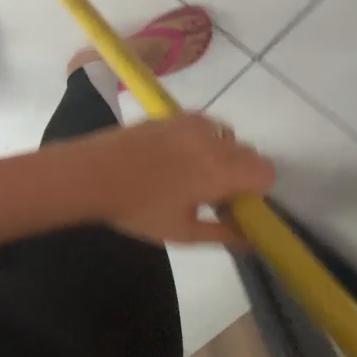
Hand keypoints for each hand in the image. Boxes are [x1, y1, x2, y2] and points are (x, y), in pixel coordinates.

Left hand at [82, 114, 275, 246]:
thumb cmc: (137, 208)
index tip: (232, 204)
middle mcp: (211, 141)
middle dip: (239, 172)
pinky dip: (199, 137)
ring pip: (224, 134)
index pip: (265, 172)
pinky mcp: (166, 116)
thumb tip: (251, 240)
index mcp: (221, 170)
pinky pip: (199, 123)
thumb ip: (222, 235)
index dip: (256, 190)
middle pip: (247, 152)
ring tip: (191, 172)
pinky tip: (173, 155)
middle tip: (210, 193)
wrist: (90, 174)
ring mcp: (187, 123)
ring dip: (220, 152)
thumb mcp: (182, 232)